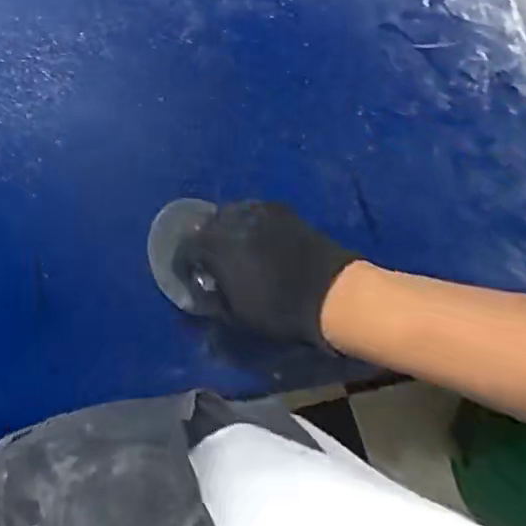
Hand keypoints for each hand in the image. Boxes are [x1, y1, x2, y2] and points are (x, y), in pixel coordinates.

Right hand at [179, 201, 362, 346]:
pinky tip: (262, 241)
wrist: (341, 298)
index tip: (191, 277)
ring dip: (229, 230)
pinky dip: (253, 226)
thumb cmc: (283, 309)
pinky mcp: (281, 211)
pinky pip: (255, 214)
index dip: (185, 265)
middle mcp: (225, 220)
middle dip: (205, 242)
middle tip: (215, 261)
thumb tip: (199, 291)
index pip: (184, 250)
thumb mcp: (239, 315)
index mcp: (209, 244)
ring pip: (229, 216)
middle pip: (204, 228)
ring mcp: (254, 211)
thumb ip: (212, 299)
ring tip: (239, 248)